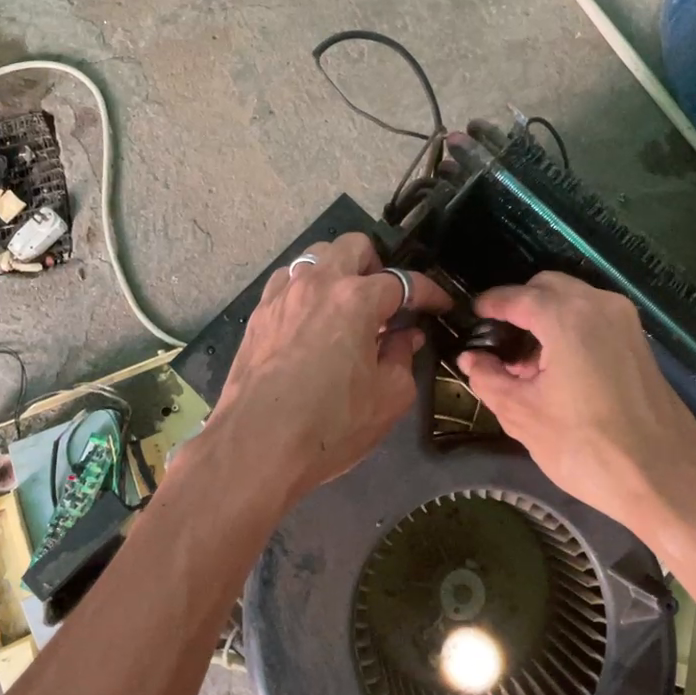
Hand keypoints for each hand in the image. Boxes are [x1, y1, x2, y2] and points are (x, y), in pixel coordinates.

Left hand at [196, 232, 451, 505]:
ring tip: (346, 308)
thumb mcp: (388, 398)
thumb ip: (403, 358)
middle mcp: (317, 283)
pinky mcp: (258, 314)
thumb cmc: (330, 425)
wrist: (255, 447)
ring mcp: (282, 295)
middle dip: (377, 266)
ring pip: (315, 257)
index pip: (402, 282)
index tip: (440, 305)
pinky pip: (287, 282)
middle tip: (386, 302)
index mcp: (356, 299)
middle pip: (353, 247)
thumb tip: (406, 337)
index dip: (429, 293)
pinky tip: (311, 321)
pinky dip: (307, 290)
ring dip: (338, 273)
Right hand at [457, 272, 695, 530]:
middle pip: (547, 288)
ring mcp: (625, 322)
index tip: (471, 318)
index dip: (489, 305)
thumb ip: (489, 378)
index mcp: (567, 317)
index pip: (516, 296)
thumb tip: (471, 358)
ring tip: (526, 365)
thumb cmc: (586, 447)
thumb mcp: (523, 416)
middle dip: (519, 307)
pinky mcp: (639, 342)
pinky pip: (594, 318)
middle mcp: (599, 305)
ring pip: (573, 300)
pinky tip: (558, 370)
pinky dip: (570, 329)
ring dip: (545, 319)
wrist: (666, 478)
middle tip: (498, 344)